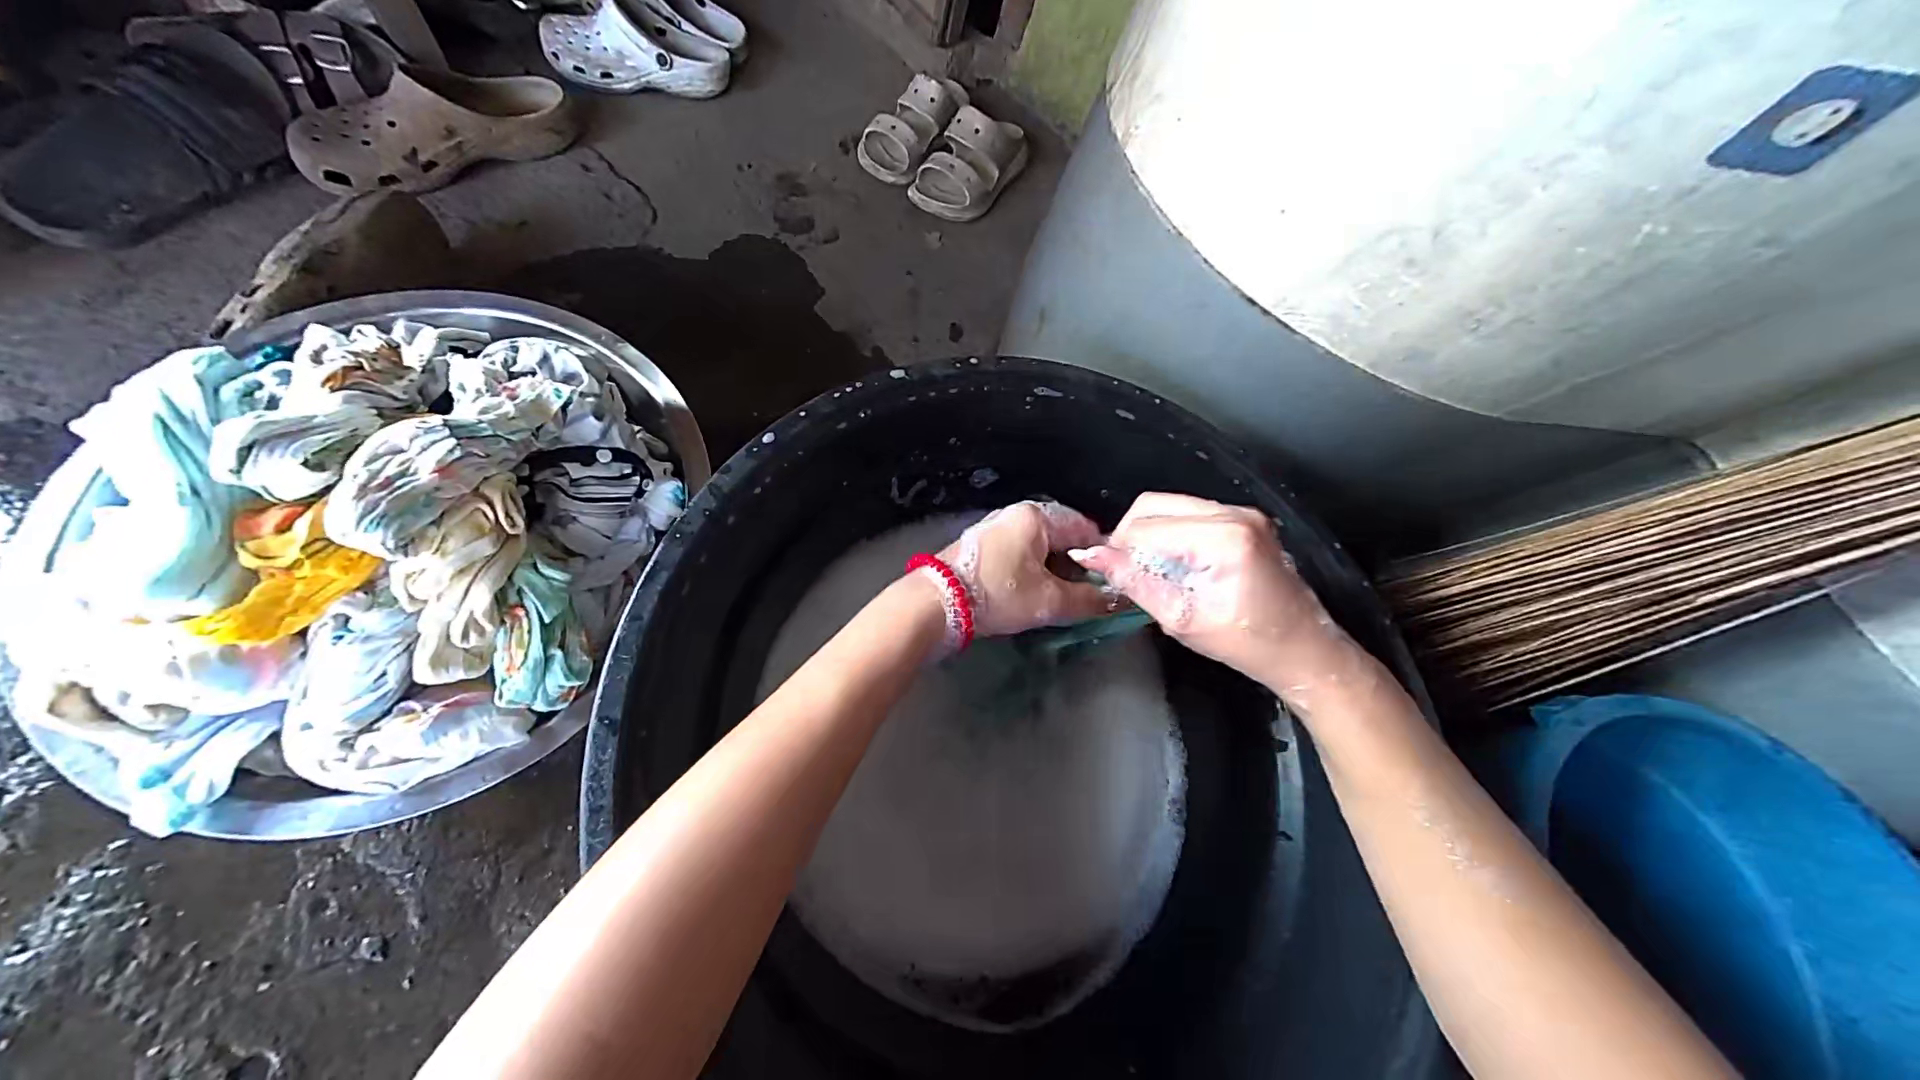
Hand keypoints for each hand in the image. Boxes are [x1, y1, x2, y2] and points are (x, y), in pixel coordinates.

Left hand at [937, 501, 1115, 637]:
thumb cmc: (998, 594)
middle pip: (1062, 537)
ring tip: (1061, 598)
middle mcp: (1016, 514)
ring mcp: (997, 528)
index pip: (1085, 529)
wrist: (937, 603)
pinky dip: (1032, 571)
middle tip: (1087, 594)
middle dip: (1077, 566)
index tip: (1110, 582)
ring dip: (1054, 570)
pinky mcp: (983, 546)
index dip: (1102, 557)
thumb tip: (1117, 599)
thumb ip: (1089, 599)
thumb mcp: (1050, 601)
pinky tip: (1033, 593)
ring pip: (1040, 547)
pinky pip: (1020, 553)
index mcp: (1037, 516)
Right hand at [1069, 493, 1356, 690]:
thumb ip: (1134, 581)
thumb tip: (1091, 555)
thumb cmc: (1246, 643)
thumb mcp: (1180, 618)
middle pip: (1153, 504)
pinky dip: (1172, 534)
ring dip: (1151, 534)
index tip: (1112, 578)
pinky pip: (1191, 513)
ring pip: (1170, 506)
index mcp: (1222, 537)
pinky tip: (1176, 565)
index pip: (1144, 527)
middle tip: (1127, 571)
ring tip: (1152, 571)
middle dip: (1131, 536)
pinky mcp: (1246, 519)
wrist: (1303, 649)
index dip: (1119, 551)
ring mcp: (1243, 512)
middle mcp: (1234, 513)